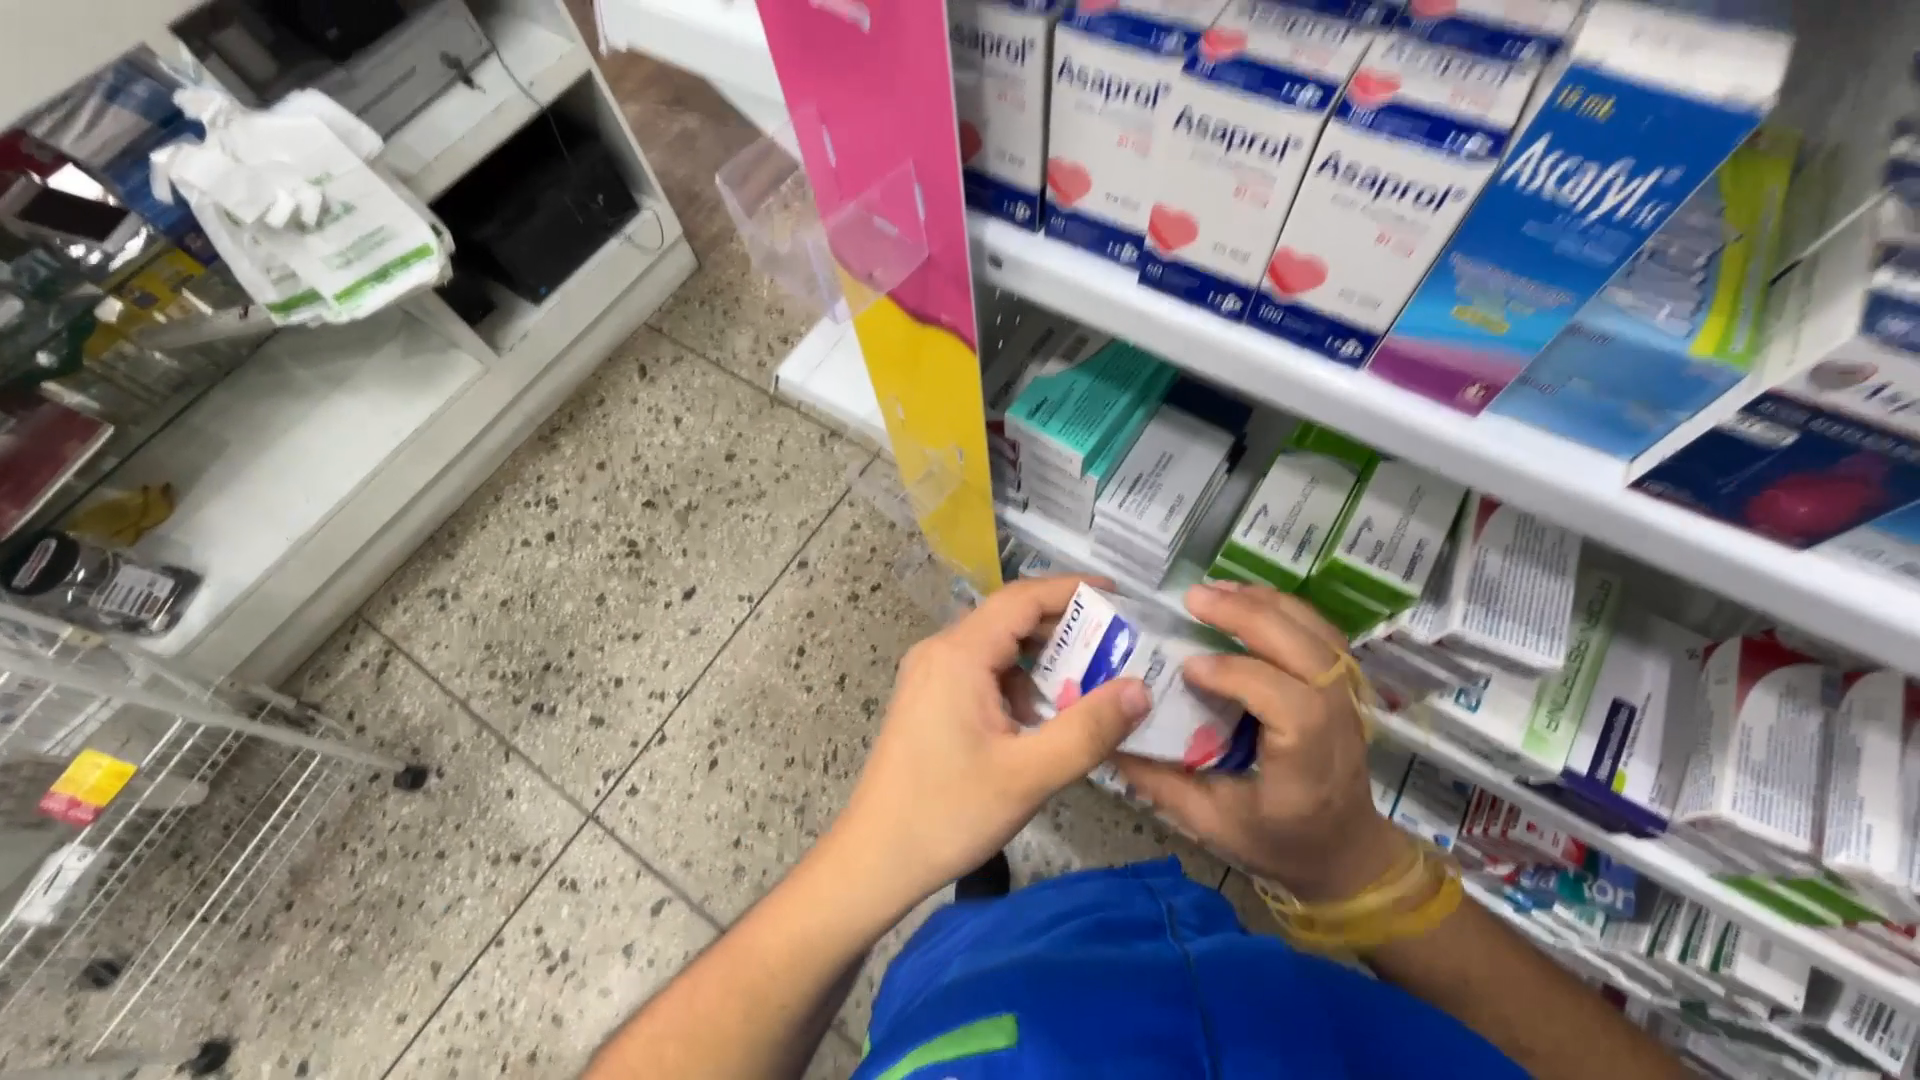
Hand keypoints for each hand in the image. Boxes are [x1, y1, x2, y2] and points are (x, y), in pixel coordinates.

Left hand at [827, 575, 1150, 908]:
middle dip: (1066, 628)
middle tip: (1120, 646)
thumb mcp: (1028, 774)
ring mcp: (929, 676)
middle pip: (1010, 619)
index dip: (1073, 590)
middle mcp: (940, 652)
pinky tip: (1043, 717)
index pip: (1023, 598)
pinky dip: (1018, 683)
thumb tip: (1141, 688)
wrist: (875, 860)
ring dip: (1043, 660)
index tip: (1122, 598)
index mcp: (958, 654)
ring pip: (997, 648)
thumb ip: (1088, 728)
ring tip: (1092, 683)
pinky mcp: (928, 701)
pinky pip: (981, 673)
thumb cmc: (947, 813)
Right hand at [1116, 581, 1410, 900]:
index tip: (1189, 666)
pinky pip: (1319, 632)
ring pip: (1316, 632)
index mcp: (1307, 766)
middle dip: (1248, 617)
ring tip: (1214, 591)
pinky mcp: (1343, 684)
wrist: (1345, 848)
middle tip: (1192, 598)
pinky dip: (1283, 607)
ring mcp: (1349, 700)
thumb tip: (1109, 738)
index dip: (1240, 676)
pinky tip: (1245, 600)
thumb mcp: (1211, 825)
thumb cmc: (1278, 840)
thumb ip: (1160, 782)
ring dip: (1264, 603)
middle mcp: (1339, 724)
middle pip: (1306, 652)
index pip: (1290, 707)